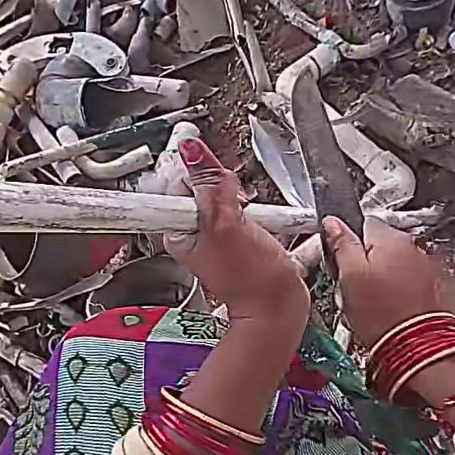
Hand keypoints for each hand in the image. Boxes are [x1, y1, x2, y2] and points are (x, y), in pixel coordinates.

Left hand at [164, 137, 307, 322]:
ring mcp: (210, 230)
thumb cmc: (251, 279)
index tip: (215, 189)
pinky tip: (255, 221)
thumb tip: (190, 149)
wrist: (278, 305)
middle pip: (200, 183)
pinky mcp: (231, 231)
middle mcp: (189, 228)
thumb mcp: (226, 223)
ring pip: (222, 192)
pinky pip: (237, 203)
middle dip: (224, 188)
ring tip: (247, 219)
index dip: (199, 178)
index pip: (175, 182)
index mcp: (176, 229)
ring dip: (239, 197)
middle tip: (236, 208)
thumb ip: (209, 185)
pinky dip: (250, 206)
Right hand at [321, 215, 444, 347]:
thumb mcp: (349, 274)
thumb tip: (332, 223)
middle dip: (363, 258)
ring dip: (378, 273)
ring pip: (390, 261)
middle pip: (377, 242)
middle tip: (350, 281)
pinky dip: (392, 287)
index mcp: (391, 238)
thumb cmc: (380, 312)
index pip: (362, 223)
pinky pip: (403, 277)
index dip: (346, 240)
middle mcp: (413, 247)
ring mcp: (424, 266)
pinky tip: (383, 303)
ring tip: (367, 296)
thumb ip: (341, 243)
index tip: (339, 258)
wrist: (412, 344)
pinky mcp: (430, 286)